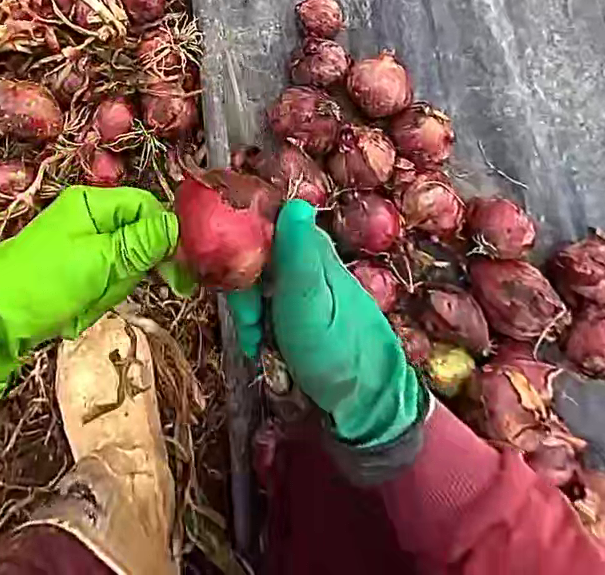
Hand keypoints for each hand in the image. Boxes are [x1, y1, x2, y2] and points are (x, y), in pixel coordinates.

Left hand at [0, 186, 178, 438]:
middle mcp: (91, 217)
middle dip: (133, 267)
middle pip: (141, 234)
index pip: (147, 206)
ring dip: (115, 286)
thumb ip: (141, 243)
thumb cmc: (41, 284)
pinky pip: (108, 278)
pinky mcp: (78, 268)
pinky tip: (81, 309)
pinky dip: (101, 296)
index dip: (165, 234)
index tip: (178, 266)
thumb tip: (178, 227)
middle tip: (114, 289)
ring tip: (90, 301)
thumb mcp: (97, 263)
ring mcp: (84, 243)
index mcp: (93, 203)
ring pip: (127, 261)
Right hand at [228, 200, 424, 447]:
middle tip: (250, 326)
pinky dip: (259, 320)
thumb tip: (295, 202)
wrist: (368, 400)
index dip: (237, 253)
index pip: (257, 225)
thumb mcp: (309, 303)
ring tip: (257, 340)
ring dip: (249, 310)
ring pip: (256, 279)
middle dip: (242, 290)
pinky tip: (263, 342)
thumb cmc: (336, 351)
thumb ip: (297, 254)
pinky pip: (267, 299)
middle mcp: (306, 252)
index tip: (236, 290)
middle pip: (253, 253)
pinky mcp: (302, 300)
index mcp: (309, 245)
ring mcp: (305, 277)